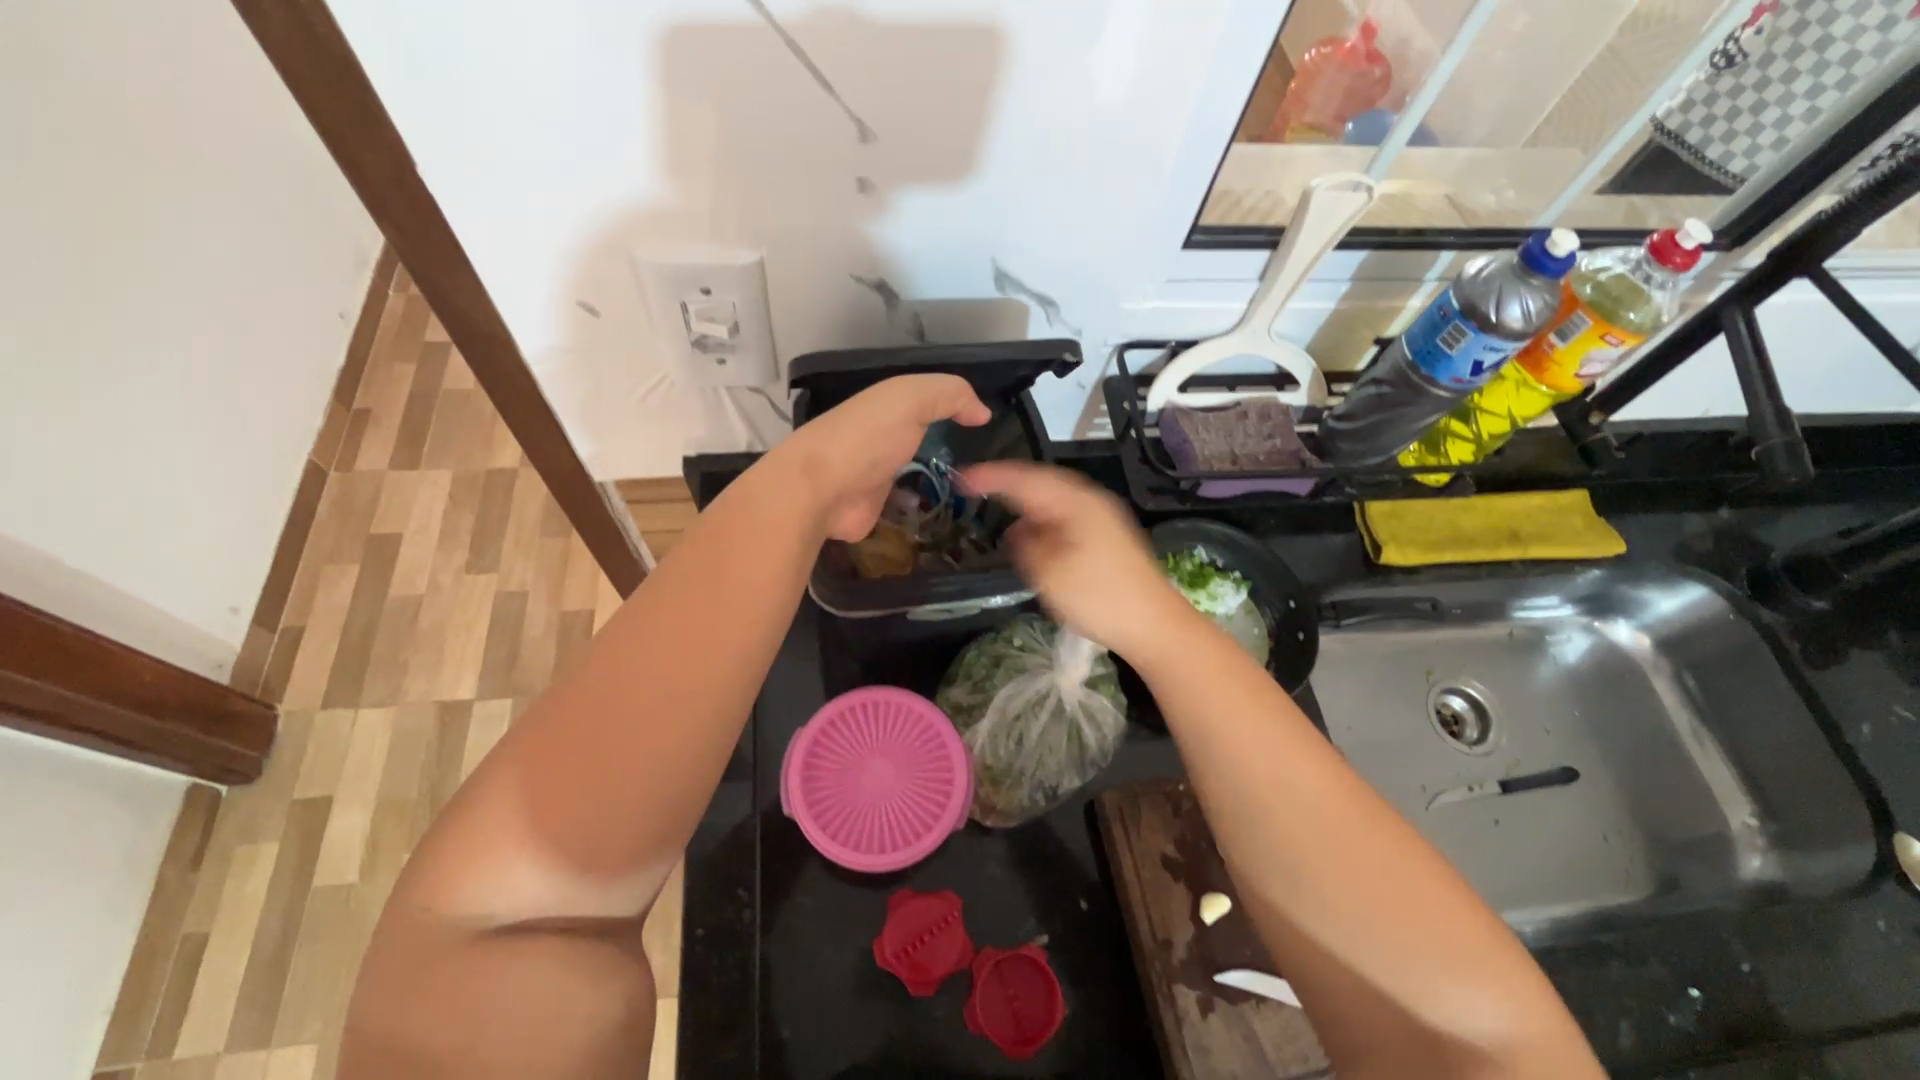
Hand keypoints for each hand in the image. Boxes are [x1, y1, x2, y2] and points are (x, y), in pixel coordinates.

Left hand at [774, 374, 990, 541]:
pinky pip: (905, 506)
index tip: (990, 424)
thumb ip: (951, 395)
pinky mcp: (872, 509)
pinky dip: (923, 508)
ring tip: (976, 489)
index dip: (957, 408)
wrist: (820, 491)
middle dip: (949, 447)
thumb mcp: (912, 398)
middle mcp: (881, 438)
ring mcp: (875, 475)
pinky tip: (949, 512)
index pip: (928, 402)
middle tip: (991, 462)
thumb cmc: (868, 437)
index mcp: (888, 407)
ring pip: (915, 473)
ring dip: (938, 480)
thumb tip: (984, 412)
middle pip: (921, 439)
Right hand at [960, 461, 1193, 657]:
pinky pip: (1066, 518)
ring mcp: (1103, 519)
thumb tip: (1019, 534)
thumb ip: (1025, 546)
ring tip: (1000, 514)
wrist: (1155, 625)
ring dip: (1027, 506)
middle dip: (1009, 486)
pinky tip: (1033, 539)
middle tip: (976, 489)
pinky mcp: (1108, 539)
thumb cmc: (1099, 598)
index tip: (961, 479)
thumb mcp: (1049, 573)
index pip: (1024, 479)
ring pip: (1055, 502)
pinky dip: (1043, 522)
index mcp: (1075, 503)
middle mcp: (1090, 502)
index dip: (991, 478)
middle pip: (1042, 483)